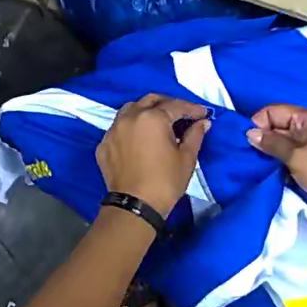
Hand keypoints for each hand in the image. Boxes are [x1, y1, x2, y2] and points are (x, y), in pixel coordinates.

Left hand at [97, 94, 210, 218]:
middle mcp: (129, 117)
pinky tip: (139, 137)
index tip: (203, 113)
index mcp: (152, 118)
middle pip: (150, 100)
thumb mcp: (186, 158)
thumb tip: (203, 122)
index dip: (191, 108)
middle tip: (181, 113)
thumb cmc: (165, 182)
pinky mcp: (103, 144)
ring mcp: (113, 130)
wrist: (135, 206)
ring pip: (130, 109)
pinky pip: (118, 128)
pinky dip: (130, 127)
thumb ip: (195, 135)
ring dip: (145, 110)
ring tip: (158, 121)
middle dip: (168, 103)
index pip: (175, 106)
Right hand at [246, 104, 306, 223]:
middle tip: (250, 159)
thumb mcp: (297, 156)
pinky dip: (284, 165)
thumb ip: (272, 144)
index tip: (247, 143)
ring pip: (285, 145)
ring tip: (259, 169)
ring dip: (273, 156)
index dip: (257, 124)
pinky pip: (294, 158)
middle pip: (278, 127)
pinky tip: (274, 176)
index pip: (273, 111)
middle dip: (263, 141)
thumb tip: (250, 133)